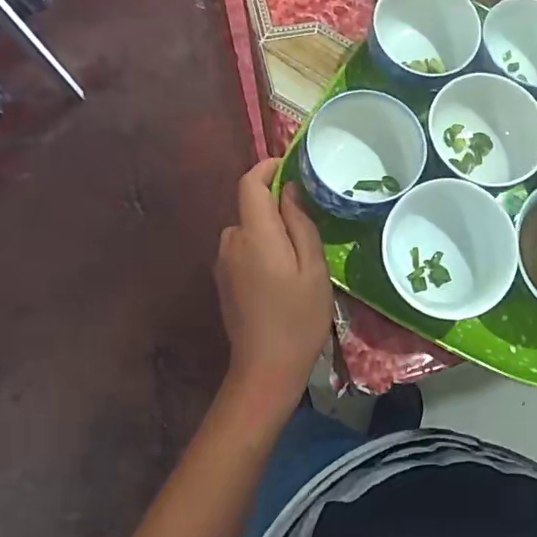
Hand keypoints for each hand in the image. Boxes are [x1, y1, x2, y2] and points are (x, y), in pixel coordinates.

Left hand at [213, 159, 332, 399]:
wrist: (265, 369)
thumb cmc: (298, 318)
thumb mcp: (313, 268)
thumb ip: (299, 223)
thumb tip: (288, 191)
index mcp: (254, 234)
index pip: (250, 183)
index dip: (267, 167)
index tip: (292, 166)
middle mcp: (231, 241)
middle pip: (250, 207)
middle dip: (276, 207)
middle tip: (310, 225)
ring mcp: (223, 262)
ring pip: (247, 230)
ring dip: (269, 231)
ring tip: (299, 257)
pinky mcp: (222, 280)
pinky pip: (242, 249)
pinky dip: (260, 249)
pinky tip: (280, 277)